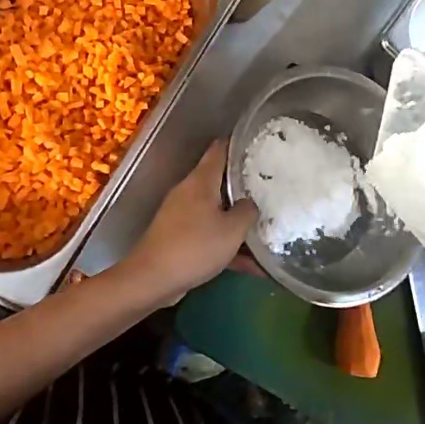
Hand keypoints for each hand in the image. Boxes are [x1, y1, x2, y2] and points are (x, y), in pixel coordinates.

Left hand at [122, 141, 258, 304]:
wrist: (152, 279)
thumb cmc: (194, 247)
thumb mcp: (232, 230)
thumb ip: (247, 212)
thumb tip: (250, 204)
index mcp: (200, 182)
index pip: (220, 150)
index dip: (238, 144)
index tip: (259, 145)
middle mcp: (189, 193)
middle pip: (221, 183)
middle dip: (246, 187)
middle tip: (273, 190)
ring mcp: (182, 217)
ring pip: (218, 214)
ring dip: (239, 224)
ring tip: (269, 231)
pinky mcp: (180, 239)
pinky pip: (210, 237)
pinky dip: (229, 247)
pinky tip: (253, 267)